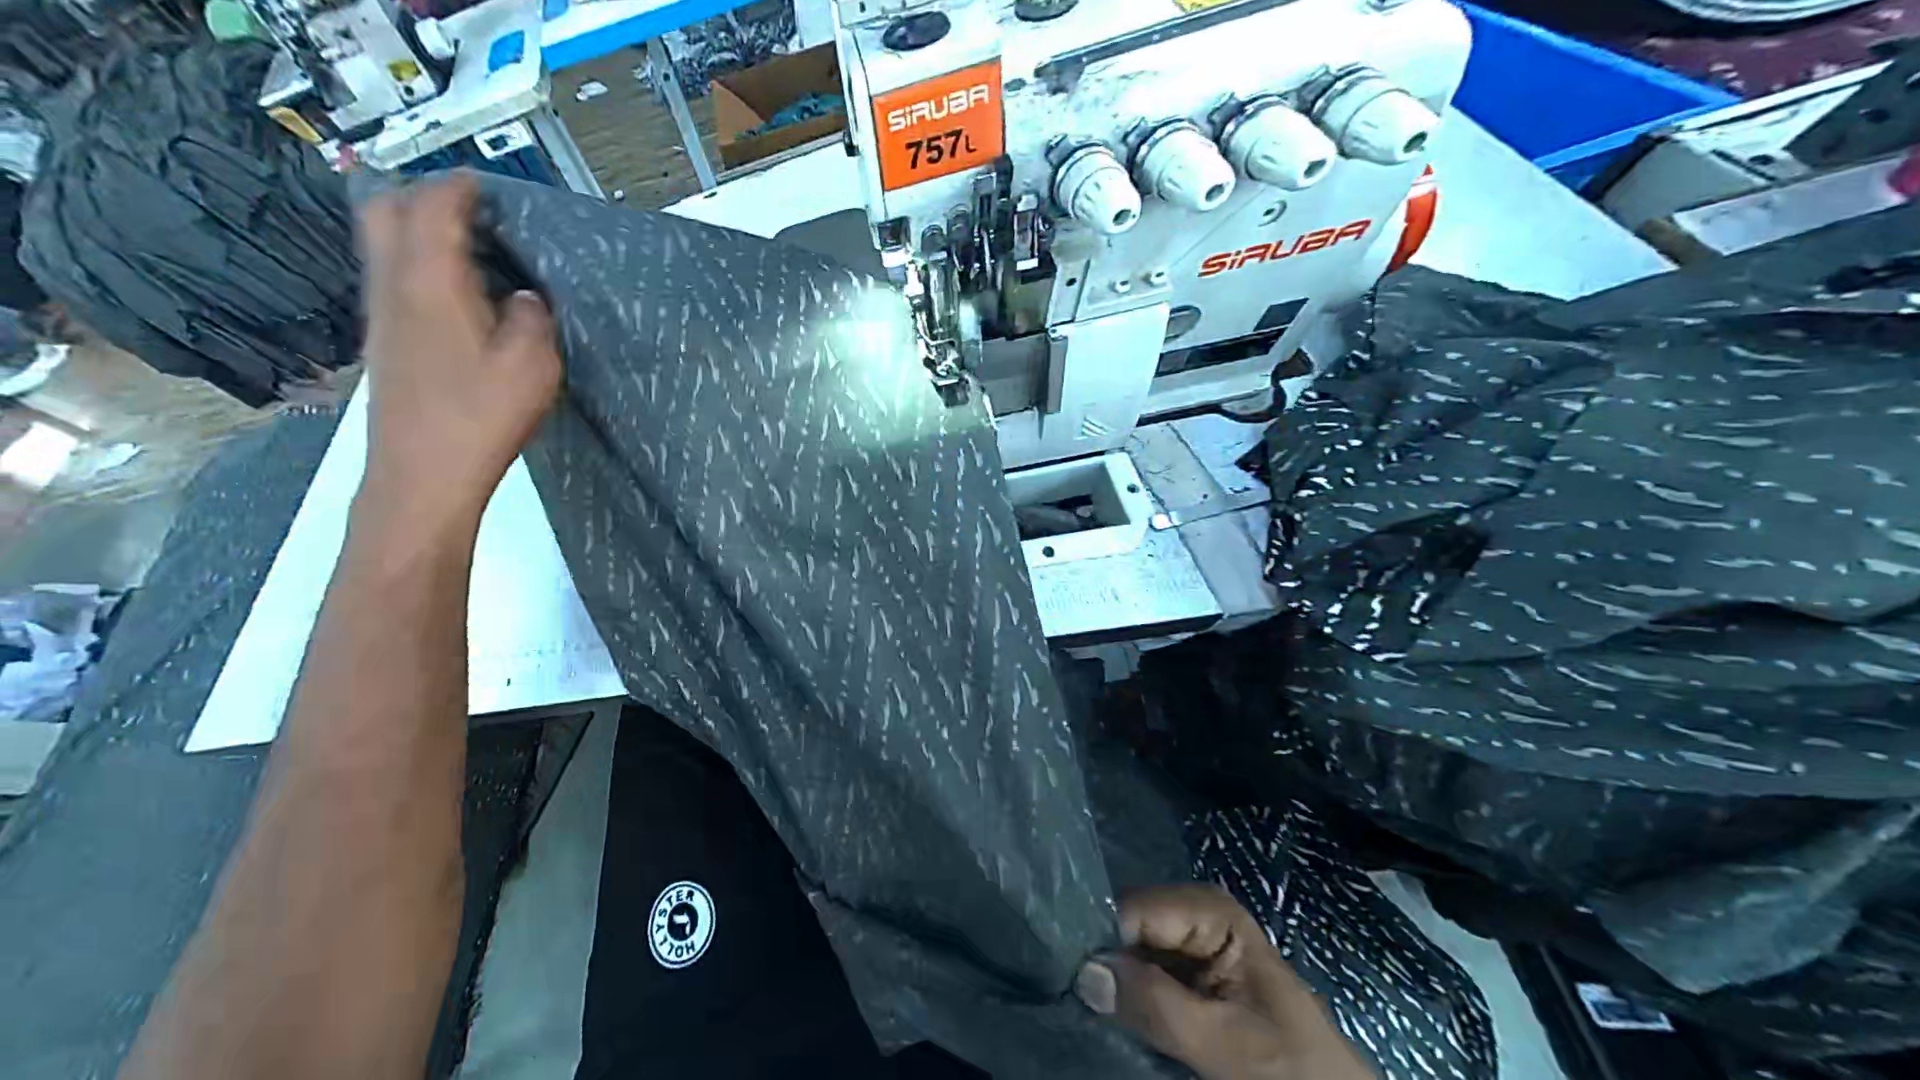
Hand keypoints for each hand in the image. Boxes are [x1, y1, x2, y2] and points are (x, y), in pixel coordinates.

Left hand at [356, 173, 560, 527]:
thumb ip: (531, 319)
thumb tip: (522, 297)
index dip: (457, 187)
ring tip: (468, 247)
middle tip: (467, 209)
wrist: (421, 475)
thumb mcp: (532, 366)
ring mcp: (381, 317)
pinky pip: (393, 280)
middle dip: (420, 196)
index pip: (431, 208)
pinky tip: (457, 296)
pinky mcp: (384, 345)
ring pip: (382, 246)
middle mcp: (392, 288)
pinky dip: (419, 266)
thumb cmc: (480, 417)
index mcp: (429, 283)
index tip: (485, 184)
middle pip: (383, 211)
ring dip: (417, 231)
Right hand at [1076, 885, 1374, 1079]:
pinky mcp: (1182, 971)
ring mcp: (1187, 940)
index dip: (1098, 941)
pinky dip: (1120, 992)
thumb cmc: (1291, 1070)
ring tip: (1084, 1003)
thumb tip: (1084, 972)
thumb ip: (1157, 1006)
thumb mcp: (1227, 1045)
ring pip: (1125, 947)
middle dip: (1100, 959)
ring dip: (1107, 978)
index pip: (1132, 911)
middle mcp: (1191, 911)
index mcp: (1209, 910)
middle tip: (1073, 995)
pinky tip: (1106, 1009)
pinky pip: (1136, 970)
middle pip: (1125, 923)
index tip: (1067, 976)